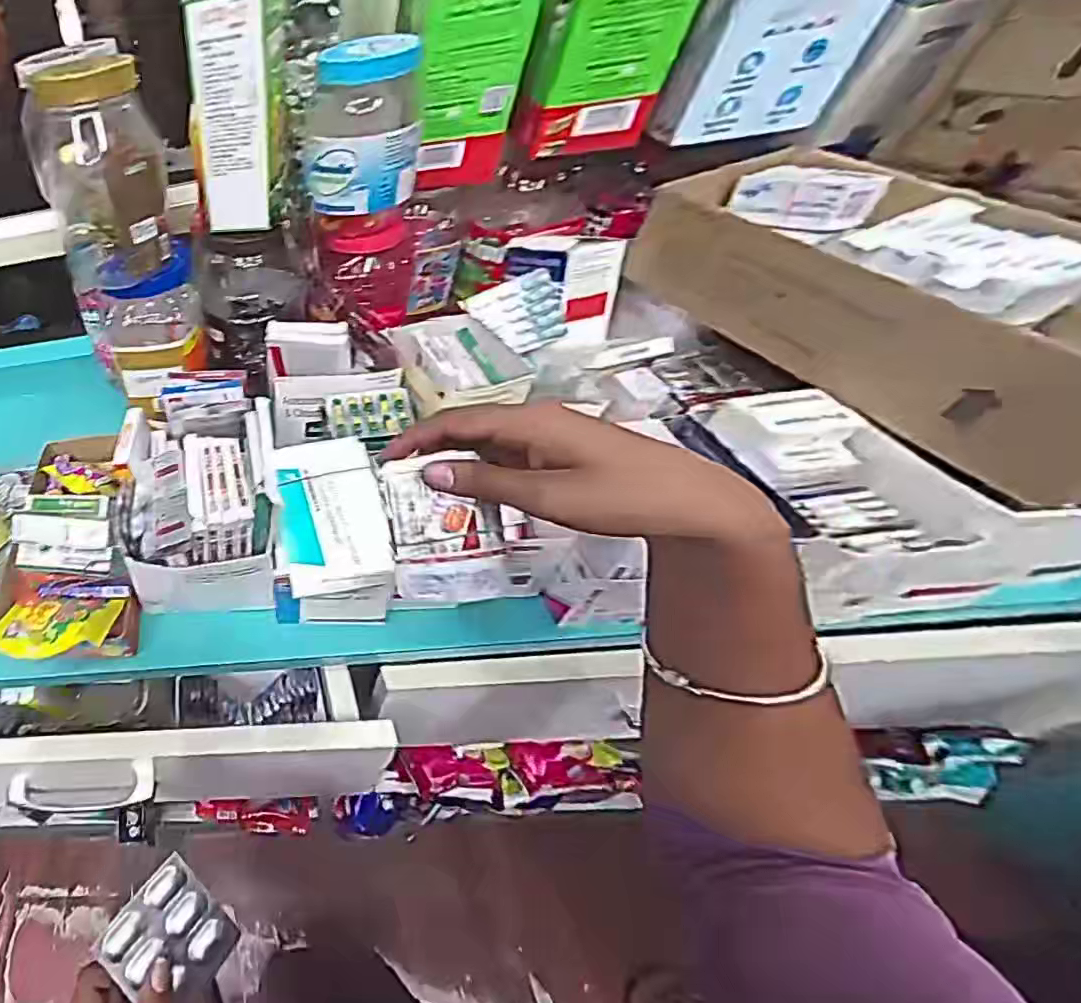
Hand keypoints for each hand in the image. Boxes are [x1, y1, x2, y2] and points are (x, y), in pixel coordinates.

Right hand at [380, 403, 786, 543]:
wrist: (692, 503)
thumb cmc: (622, 496)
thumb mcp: (545, 496)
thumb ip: (485, 482)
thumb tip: (433, 472)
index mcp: (530, 422)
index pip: (457, 421)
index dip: (417, 437)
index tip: (388, 456)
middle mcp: (535, 420)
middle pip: (468, 426)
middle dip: (429, 446)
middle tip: (398, 471)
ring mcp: (548, 435)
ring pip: (485, 441)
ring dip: (452, 459)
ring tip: (424, 483)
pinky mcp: (557, 451)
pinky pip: (505, 454)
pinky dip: (478, 468)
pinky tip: (469, 487)